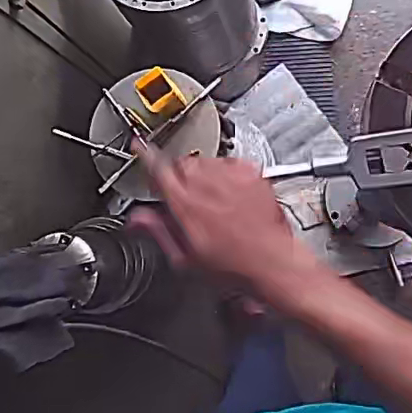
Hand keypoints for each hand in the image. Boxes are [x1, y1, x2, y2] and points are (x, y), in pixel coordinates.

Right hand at [127, 151, 324, 300]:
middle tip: (185, 198)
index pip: (157, 168)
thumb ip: (157, 231)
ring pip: (206, 160)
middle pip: (181, 163)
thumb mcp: (185, 258)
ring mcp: (232, 175)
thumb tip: (137, 219)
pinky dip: (226, 174)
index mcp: (185, 203)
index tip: (139, 146)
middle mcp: (208, 183)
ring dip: (203, 174)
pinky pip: (230, 162)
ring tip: (212, 202)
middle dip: (178, 177)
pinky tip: (230, 196)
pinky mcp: (252, 172)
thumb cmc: (234, 266)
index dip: (145, 155)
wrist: (274, 264)